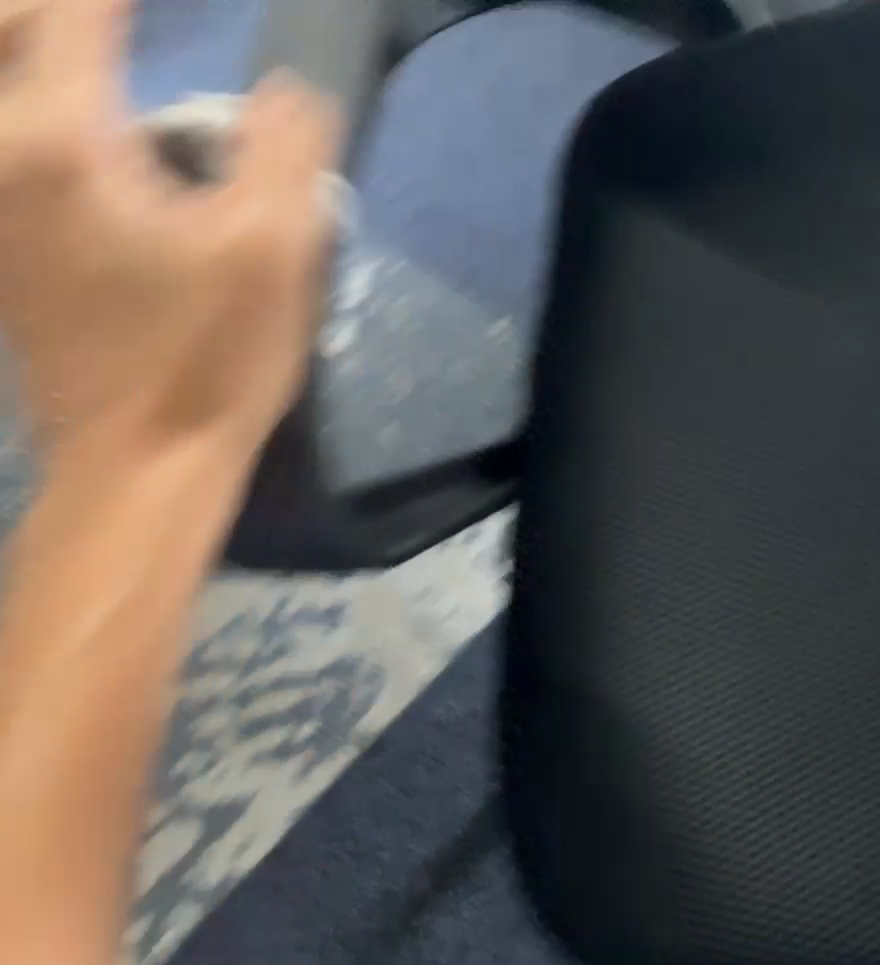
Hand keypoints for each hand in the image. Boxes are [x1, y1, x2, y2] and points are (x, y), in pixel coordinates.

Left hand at [0, 0, 340, 475]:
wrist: (141, 448)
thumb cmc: (215, 353)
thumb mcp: (277, 255)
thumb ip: (285, 156)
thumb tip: (293, 89)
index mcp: (63, 141)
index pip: (76, 17)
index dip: (121, 4)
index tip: (162, 12)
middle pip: (6, 33)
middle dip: (59, 16)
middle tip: (114, 23)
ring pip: (1, 90)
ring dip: (39, 61)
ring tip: (90, 59)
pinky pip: (7, 145)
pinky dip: (36, 116)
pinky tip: (78, 129)